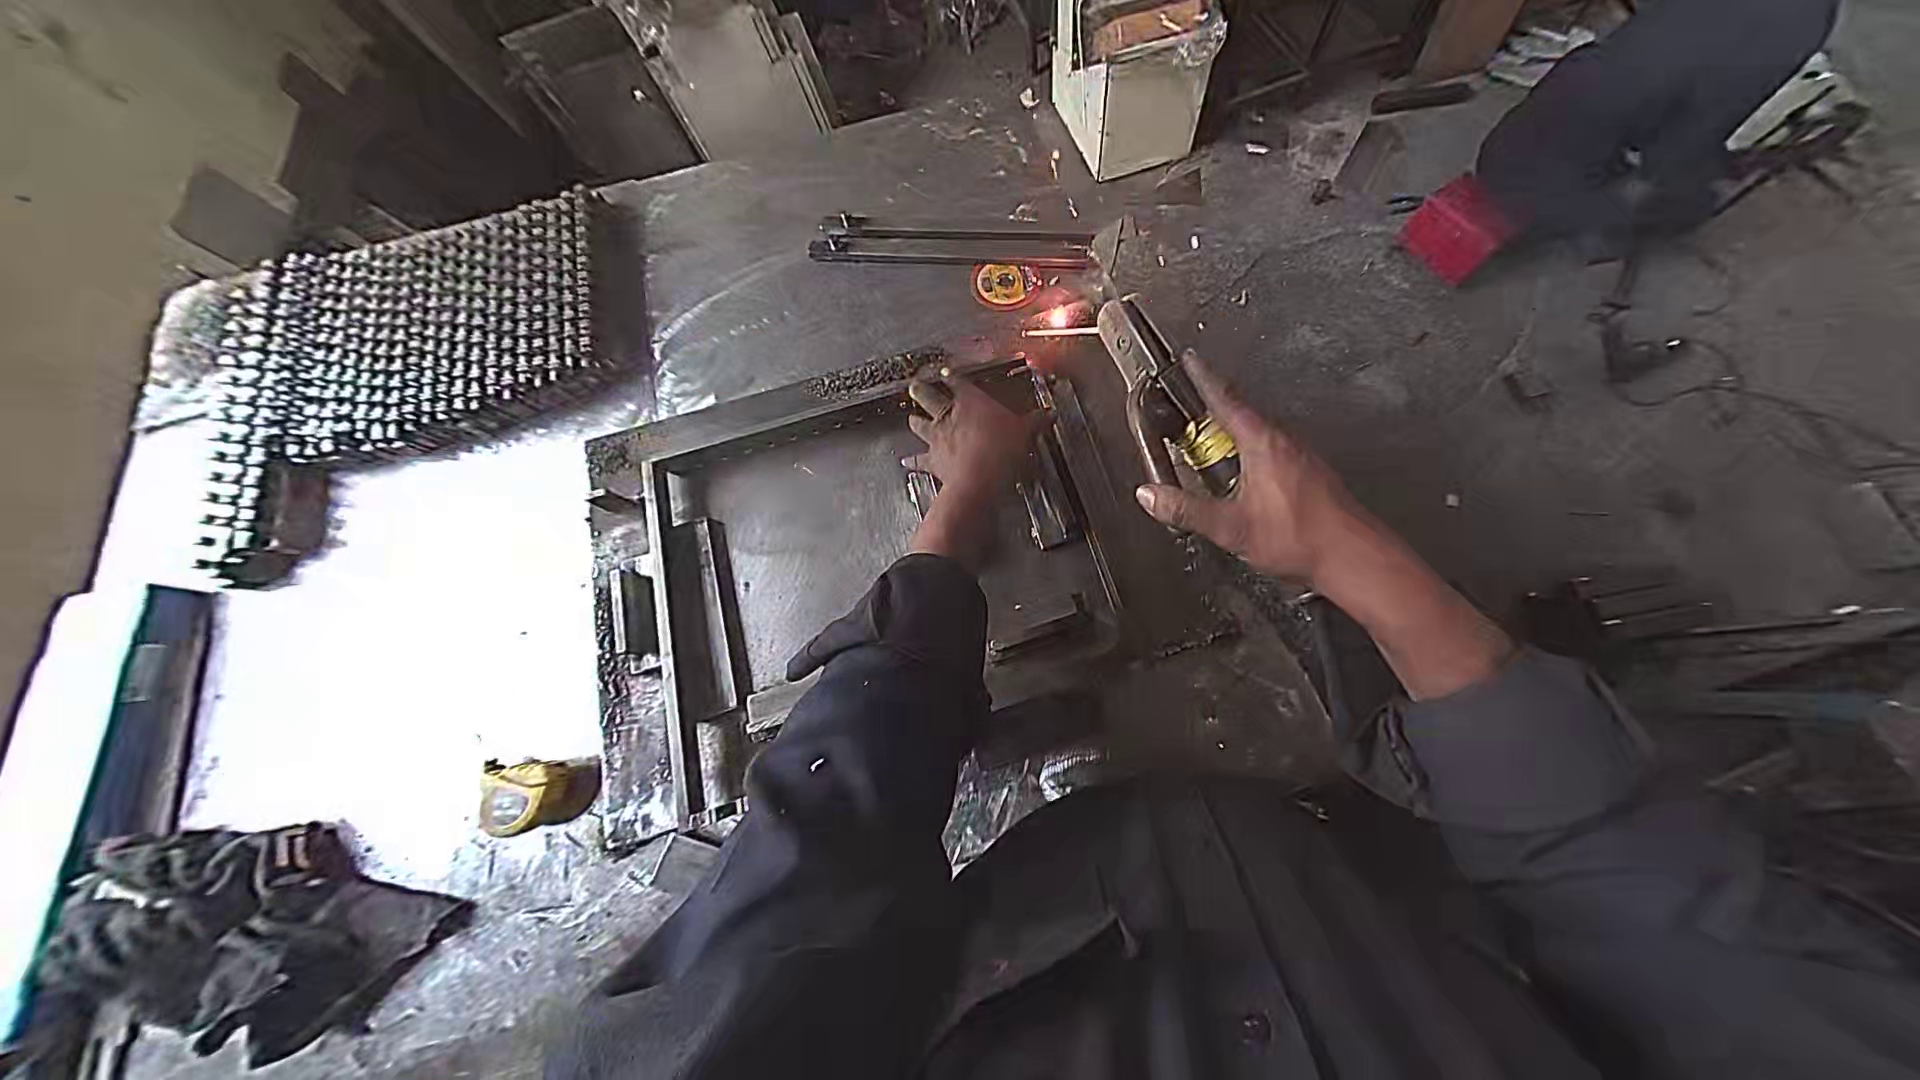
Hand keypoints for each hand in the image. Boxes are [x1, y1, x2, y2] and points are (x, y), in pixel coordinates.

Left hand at [906, 374, 1049, 567]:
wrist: (979, 481)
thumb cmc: (1000, 452)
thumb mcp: (1025, 433)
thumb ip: (1035, 422)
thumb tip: (1048, 416)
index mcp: (971, 402)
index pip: (958, 382)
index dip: (952, 376)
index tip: (946, 371)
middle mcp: (949, 416)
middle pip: (929, 397)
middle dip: (922, 390)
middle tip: (915, 385)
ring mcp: (938, 439)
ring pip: (920, 425)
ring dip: (915, 421)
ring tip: (910, 417)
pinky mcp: (933, 462)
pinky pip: (919, 460)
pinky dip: (912, 461)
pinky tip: (905, 462)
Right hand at [1132, 352, 1368, 584]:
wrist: (1351, 557)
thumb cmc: (1302, 538)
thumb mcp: (1230, 526)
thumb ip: (1185, 509)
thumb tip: (1150, 496)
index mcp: (1263, 443)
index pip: (1226, 399)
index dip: (1203, 378)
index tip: (1190, 361)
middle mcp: (1284, 442)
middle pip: (1239, 414)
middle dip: (1210, 413)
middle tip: (1186, 418)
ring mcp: (1298, 456)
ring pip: (1255, 433)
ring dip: (1229, 437)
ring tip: (1208, 453)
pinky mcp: (1306, 472)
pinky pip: (1269, 450)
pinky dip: (1247, 454)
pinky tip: (1241, 479)